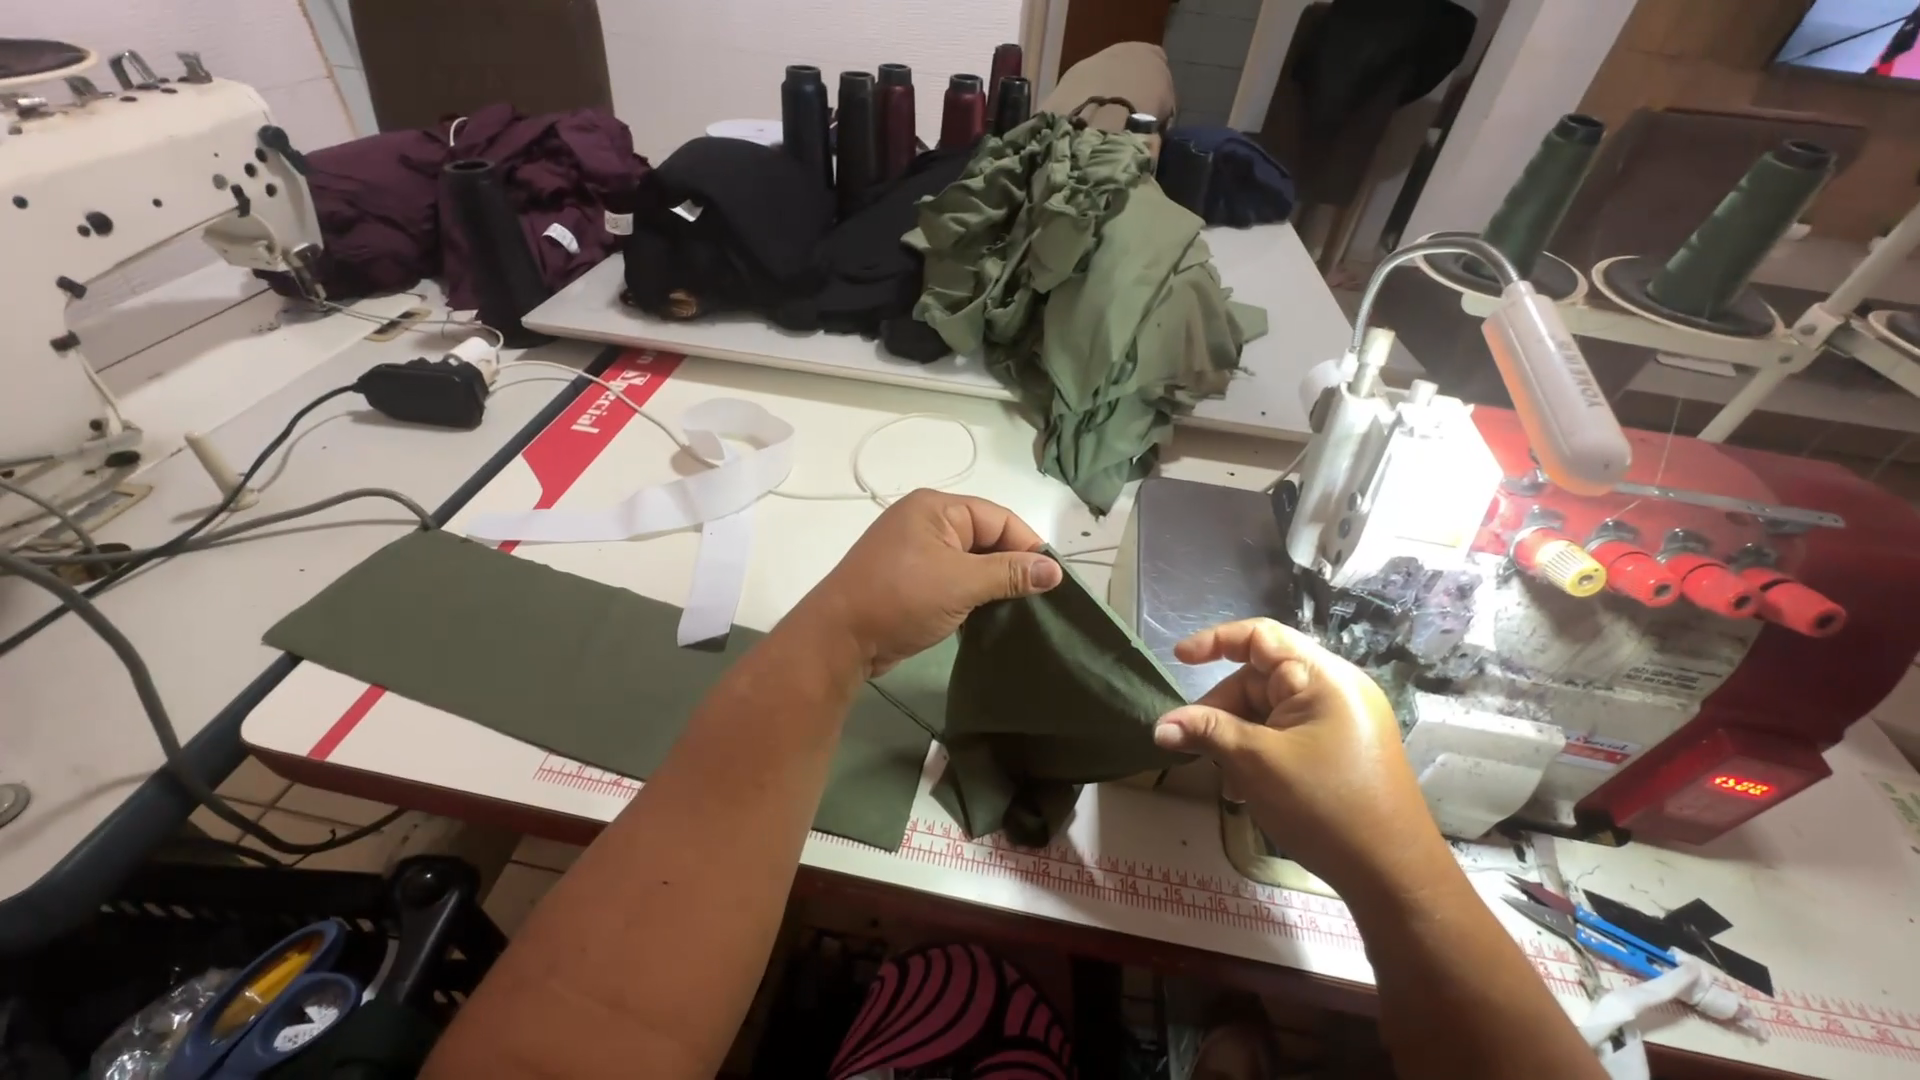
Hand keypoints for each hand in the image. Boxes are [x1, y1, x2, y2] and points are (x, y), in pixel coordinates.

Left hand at [789, 490, 1061, 675]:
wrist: (839, 638)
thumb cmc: (900, 598)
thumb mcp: (962, 583)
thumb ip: (1010, 573)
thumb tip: (1054, 570)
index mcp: (936, 508)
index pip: (998, 518)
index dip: (1027, 545)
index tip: (1052, 580)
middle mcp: (926, 522)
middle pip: (985, 537)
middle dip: (1011, 565)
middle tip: (1039, 598)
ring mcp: (915, 552)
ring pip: (970, 561)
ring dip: (993, 582)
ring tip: (1020, 608)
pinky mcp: (910, 580)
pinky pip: (953, 578)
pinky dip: (972, 593)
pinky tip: (991, 614)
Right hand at [1152, 619, 1444, 890]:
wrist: (1393, 875)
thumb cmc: (1323, 805)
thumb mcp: (1254, 763)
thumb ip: (1205, 733)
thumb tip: (1160, 726)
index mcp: (1322, 677)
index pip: (1260, 636)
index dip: (1215, 641)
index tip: (1178, 661)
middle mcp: (1337, 689)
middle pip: (1260, 678)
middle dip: (1222, 709)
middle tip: (1192, 743)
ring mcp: (1344, 720)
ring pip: (1270, 710)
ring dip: (1238, 736)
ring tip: (1224, 776)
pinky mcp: (1345, 748)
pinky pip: (1289, 732)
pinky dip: (1261, 750)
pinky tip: (1246, 787)